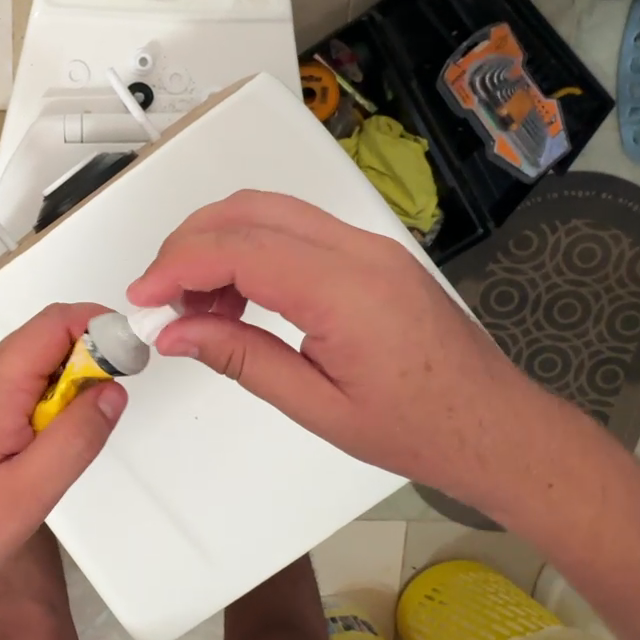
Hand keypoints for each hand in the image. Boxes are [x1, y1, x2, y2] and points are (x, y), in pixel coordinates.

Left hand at [0, 302, 126, 617]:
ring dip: (66, 381)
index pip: (53, 323)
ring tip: (81, 429)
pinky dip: (43, 399)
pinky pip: (13, 387)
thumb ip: (78, 436)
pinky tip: (48, 442)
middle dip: (87, 355)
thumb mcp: (31, 491)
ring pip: (28, 363)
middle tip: (111, 402)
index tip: (131, 357)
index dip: (99, 325)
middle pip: (42, 338)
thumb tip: (112, 389)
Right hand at [128, 190, 583, 517]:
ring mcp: (367, 245)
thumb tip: (175, 332)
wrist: (498, 427)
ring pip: (267, 210)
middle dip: (188, 243)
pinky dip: (249, 249)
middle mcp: (357, 251)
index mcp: (346, 290)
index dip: (177, 266)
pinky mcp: (368, 253)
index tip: (141, 297)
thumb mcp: (318, 406)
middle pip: (247, 211)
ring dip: (216, 242)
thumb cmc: (420, 429)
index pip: (239, 249)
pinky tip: (238, 297)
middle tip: (160, 296)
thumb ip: (241, 358)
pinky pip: (292, 229)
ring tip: (197, 304)